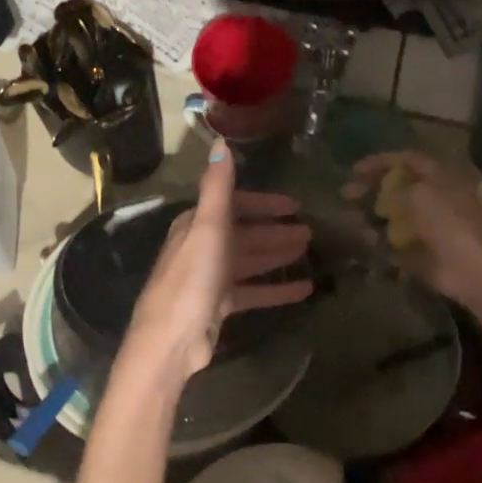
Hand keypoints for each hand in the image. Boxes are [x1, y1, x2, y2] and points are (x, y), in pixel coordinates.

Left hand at [122, 141, 315, 381]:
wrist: (171, 340)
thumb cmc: (192, 279)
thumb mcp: (207, 228)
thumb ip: (217, 188)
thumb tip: (220, 142)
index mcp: (196, 226)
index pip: (233, 205)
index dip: (263, 203)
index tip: (294, 205)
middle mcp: (202, 248)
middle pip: (244, 234)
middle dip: (275, 231)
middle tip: (310, 232)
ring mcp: (210, 279)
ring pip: (250, 261)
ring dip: (277, 256)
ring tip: (309, 253)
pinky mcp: (218, 307)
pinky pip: (253, 292)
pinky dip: (276, 289)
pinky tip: (304, 289)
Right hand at [345, 151, 481, 305]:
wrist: (473, 268)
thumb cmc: (449, 223)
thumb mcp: (419, 195)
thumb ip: (396, 189)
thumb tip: (382, 195)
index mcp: (440, 177)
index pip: (408, 160)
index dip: (381, 161)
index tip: (355, 169)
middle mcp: (435, 198)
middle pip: (398, 188)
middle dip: (371, 189)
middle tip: (346, 194)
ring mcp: (429, 226)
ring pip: (394, 216)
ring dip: (371, 215)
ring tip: (350, 218)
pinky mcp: (423, 251)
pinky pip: (396, 242)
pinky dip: (380, 240)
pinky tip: (365, 240)